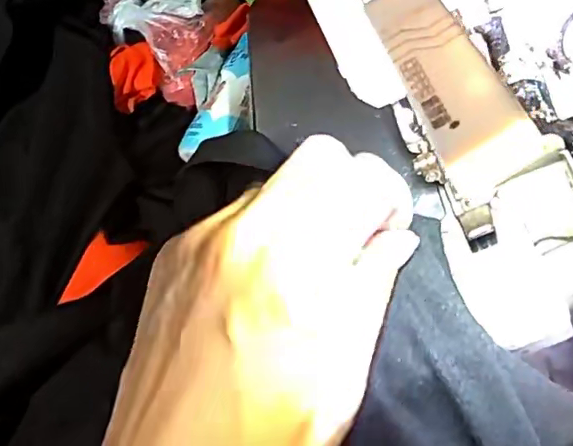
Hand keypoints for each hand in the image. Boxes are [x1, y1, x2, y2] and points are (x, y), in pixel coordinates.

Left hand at [104, 135, 419, 445]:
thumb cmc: (248, 440)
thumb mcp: (340, 378)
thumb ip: (374, 291)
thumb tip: (394, 242)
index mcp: (294, 269)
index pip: (363, 178)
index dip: (391, 197)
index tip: (391, 221)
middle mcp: (244, 239)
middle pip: (322, 155)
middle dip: (352, 183)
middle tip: (359, 225)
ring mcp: (205, 239)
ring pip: (280, 174)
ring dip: (309, 199)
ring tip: (312, 253)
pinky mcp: (177, 250)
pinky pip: (240, 205)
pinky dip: (265, 223)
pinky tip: (267, 270)